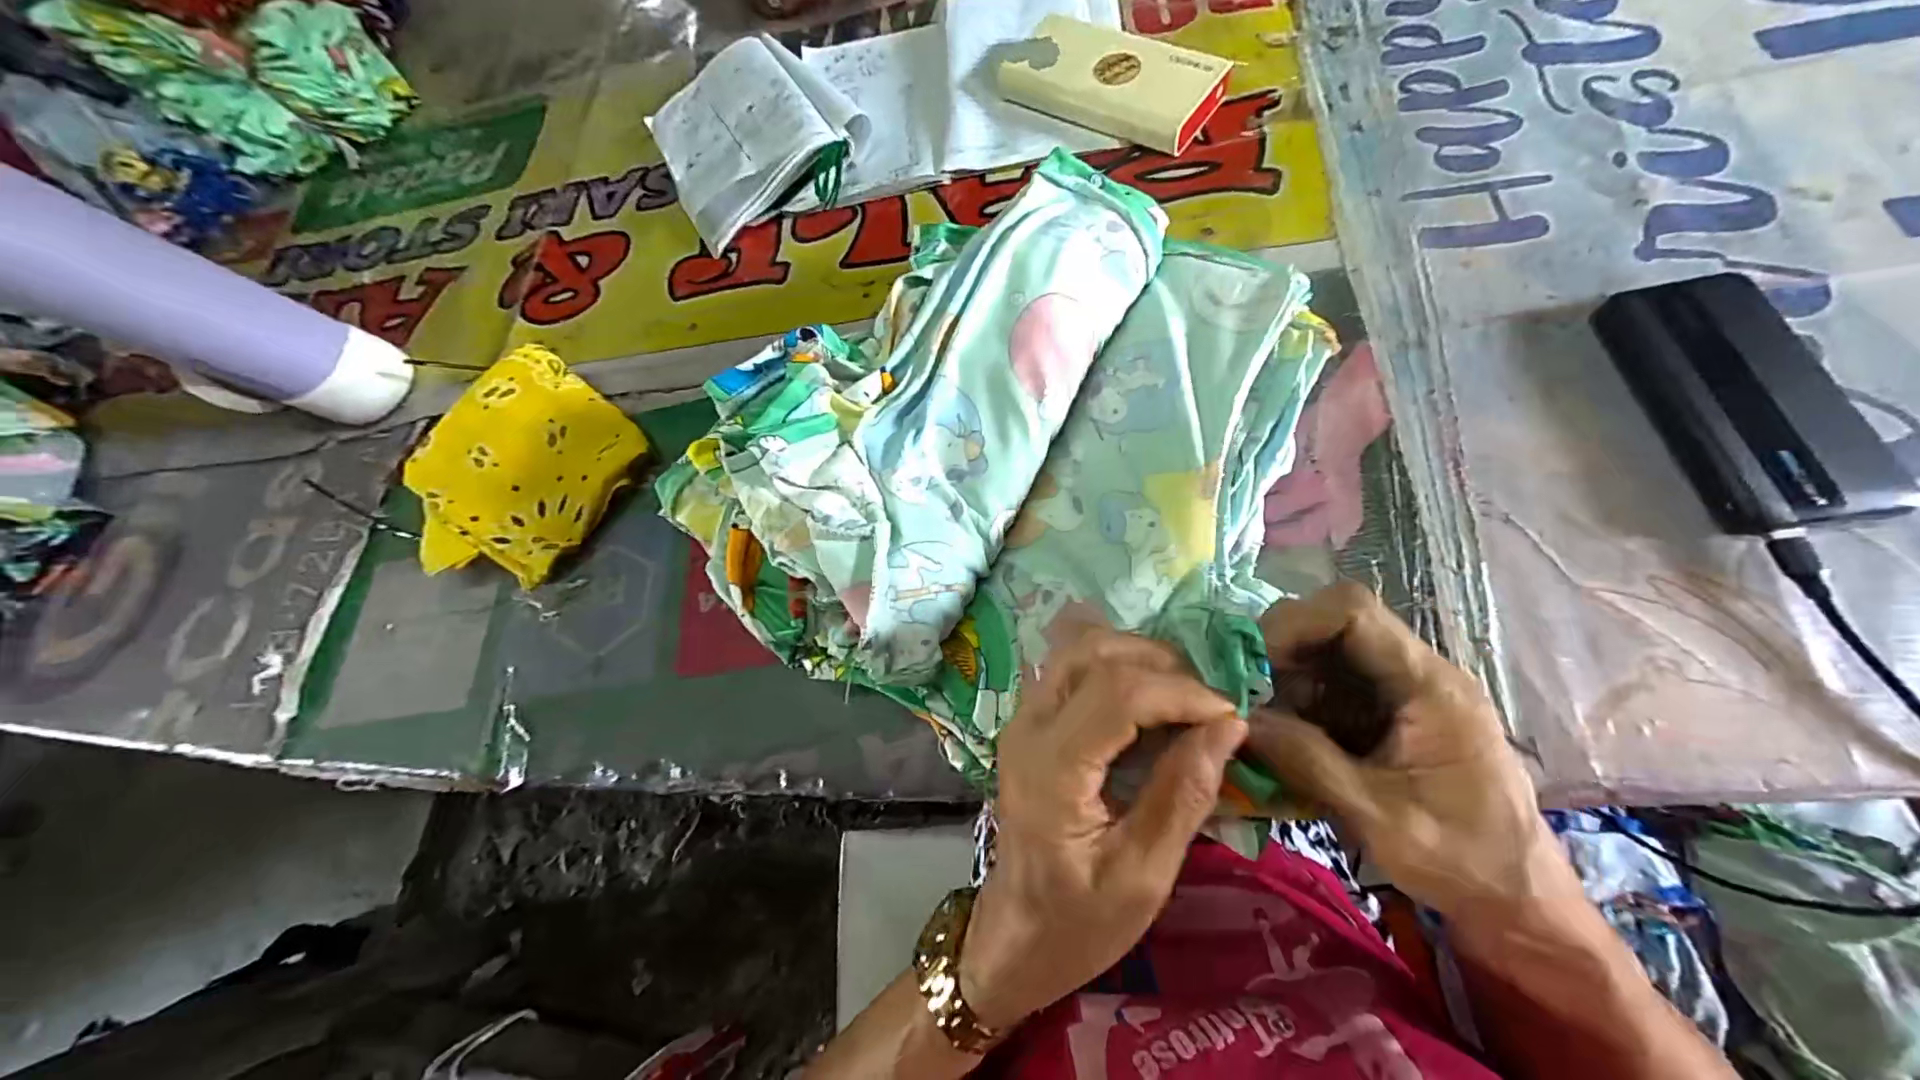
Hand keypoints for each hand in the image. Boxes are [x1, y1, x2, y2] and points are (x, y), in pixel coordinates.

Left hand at [960, 628, 1246, 1029]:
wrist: (1016, 934)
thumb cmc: (1079, 920)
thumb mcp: (1144, 875)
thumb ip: (1182, 795)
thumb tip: (1228, 725)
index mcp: (1052, 767)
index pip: (1118, 692)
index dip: (1181, 692)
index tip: (1231, 716)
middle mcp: (1028, 727)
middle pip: (1094, 653)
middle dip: (1161, 665)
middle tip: (1208, 705)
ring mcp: (1022, 719)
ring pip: (1080, 650)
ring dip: (1138, 659)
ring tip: (1185, 699)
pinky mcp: (1029, 723)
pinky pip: (1073, 670)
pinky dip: (1117, 669)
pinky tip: (1151, 702)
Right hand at [1245, 583, 1559, 918]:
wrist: (1516, 900)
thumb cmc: (1461, 861)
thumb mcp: (1377, 816)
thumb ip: (1306, 761)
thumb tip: (1238, 720)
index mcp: (1429, 686)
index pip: (1352, 612)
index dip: (1293, 624)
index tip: (1254, 667)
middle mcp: (1415, 673)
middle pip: (1332, 622)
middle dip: (1279, 650)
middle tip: (1247, 695)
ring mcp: (1400, 691)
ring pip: (1324, 651)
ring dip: (1283, 678)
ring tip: (1260, 722)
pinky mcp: (1385, 712)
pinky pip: (1328, 684)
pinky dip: (1295, 701)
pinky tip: (1282, 736)